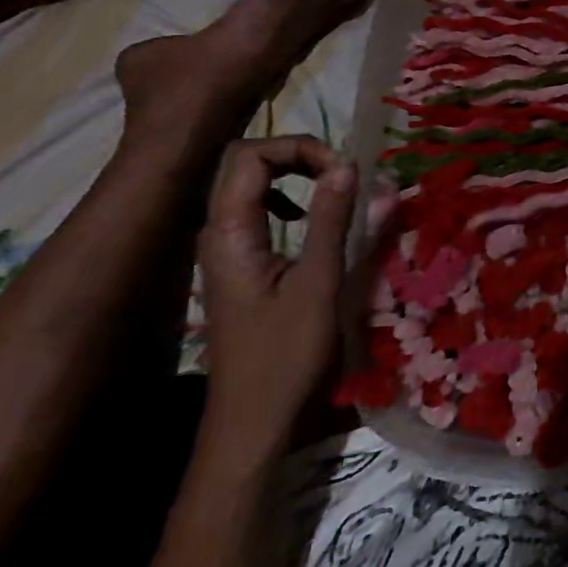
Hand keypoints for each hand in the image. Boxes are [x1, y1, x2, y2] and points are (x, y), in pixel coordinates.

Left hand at [197, 137, 356, 438]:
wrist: (251, 418)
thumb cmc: (285, 355)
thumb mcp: (320, 284)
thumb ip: (335, 221)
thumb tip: (350, 165)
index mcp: (229, 230)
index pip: (249, 154)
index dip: (299, 148)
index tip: (344, 169)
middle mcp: (217, 230)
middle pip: (244, 161)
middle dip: (296, 155)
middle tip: (341, 172)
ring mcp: (223, 247)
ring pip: (248, 184)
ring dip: (291, 174)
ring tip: (330, 188)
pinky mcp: (236, 264)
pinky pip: (254, 211)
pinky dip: (285, 200)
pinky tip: (305, 221)